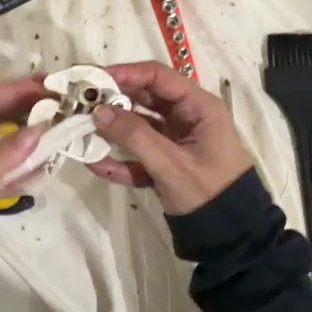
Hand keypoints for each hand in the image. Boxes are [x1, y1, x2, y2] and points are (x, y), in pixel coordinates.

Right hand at [86, 61, 253, 214]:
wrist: (230, 237)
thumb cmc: (208, 192)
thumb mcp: (170, 164)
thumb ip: (134, 136)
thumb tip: (98, 110)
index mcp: (198, 108)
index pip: (158, 77)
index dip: (125, 74)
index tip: (93, 80)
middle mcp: (186, 118)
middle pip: (144, 99)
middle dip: (112, 102)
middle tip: (80, 105)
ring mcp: (175, 141)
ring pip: (137, 127)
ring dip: (111, 132)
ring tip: (81, 133)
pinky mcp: (165, 164)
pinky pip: (138, 154)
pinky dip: (119, 160)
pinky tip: (95, 165)